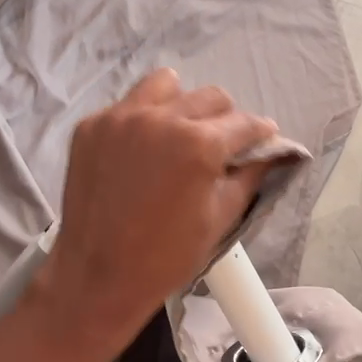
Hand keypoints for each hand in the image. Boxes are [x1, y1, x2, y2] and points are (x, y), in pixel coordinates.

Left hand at [27, 68, 279, 360]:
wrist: (97, 276)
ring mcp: (120, 117)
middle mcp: (160, 118)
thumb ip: (249, 175)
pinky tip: (140, 150)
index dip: (260, 132)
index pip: (243, 122)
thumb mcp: (221, 218)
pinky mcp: (90, 125)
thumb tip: (271, 151)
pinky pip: (127, 106)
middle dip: (224, 118)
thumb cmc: (166, 256)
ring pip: (165, 85)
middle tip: (221, 142)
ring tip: (178, 132)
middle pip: (209, 96)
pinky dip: (141, 120)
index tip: (264, 137)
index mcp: (198, 143)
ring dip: (180, 103)